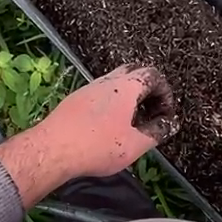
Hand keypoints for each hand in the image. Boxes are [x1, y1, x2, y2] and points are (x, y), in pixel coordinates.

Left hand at [0, 65, 177, 206]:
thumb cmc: (96, 146)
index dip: (165, 93)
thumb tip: (169, 123)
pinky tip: (109, 126)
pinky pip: (100, 93)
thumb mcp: (134, 144)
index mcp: (125, 86)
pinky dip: (112, 102)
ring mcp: (88, 88)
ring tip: (132, 122)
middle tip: (151, 113)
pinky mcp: (75, 99)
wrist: (52, 148)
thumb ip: (156, 132)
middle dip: (147, 90)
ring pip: (115, 83)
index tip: (165, 115)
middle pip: (133, 72)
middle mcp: (106, 81)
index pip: (153, 75)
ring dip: (128, 97)